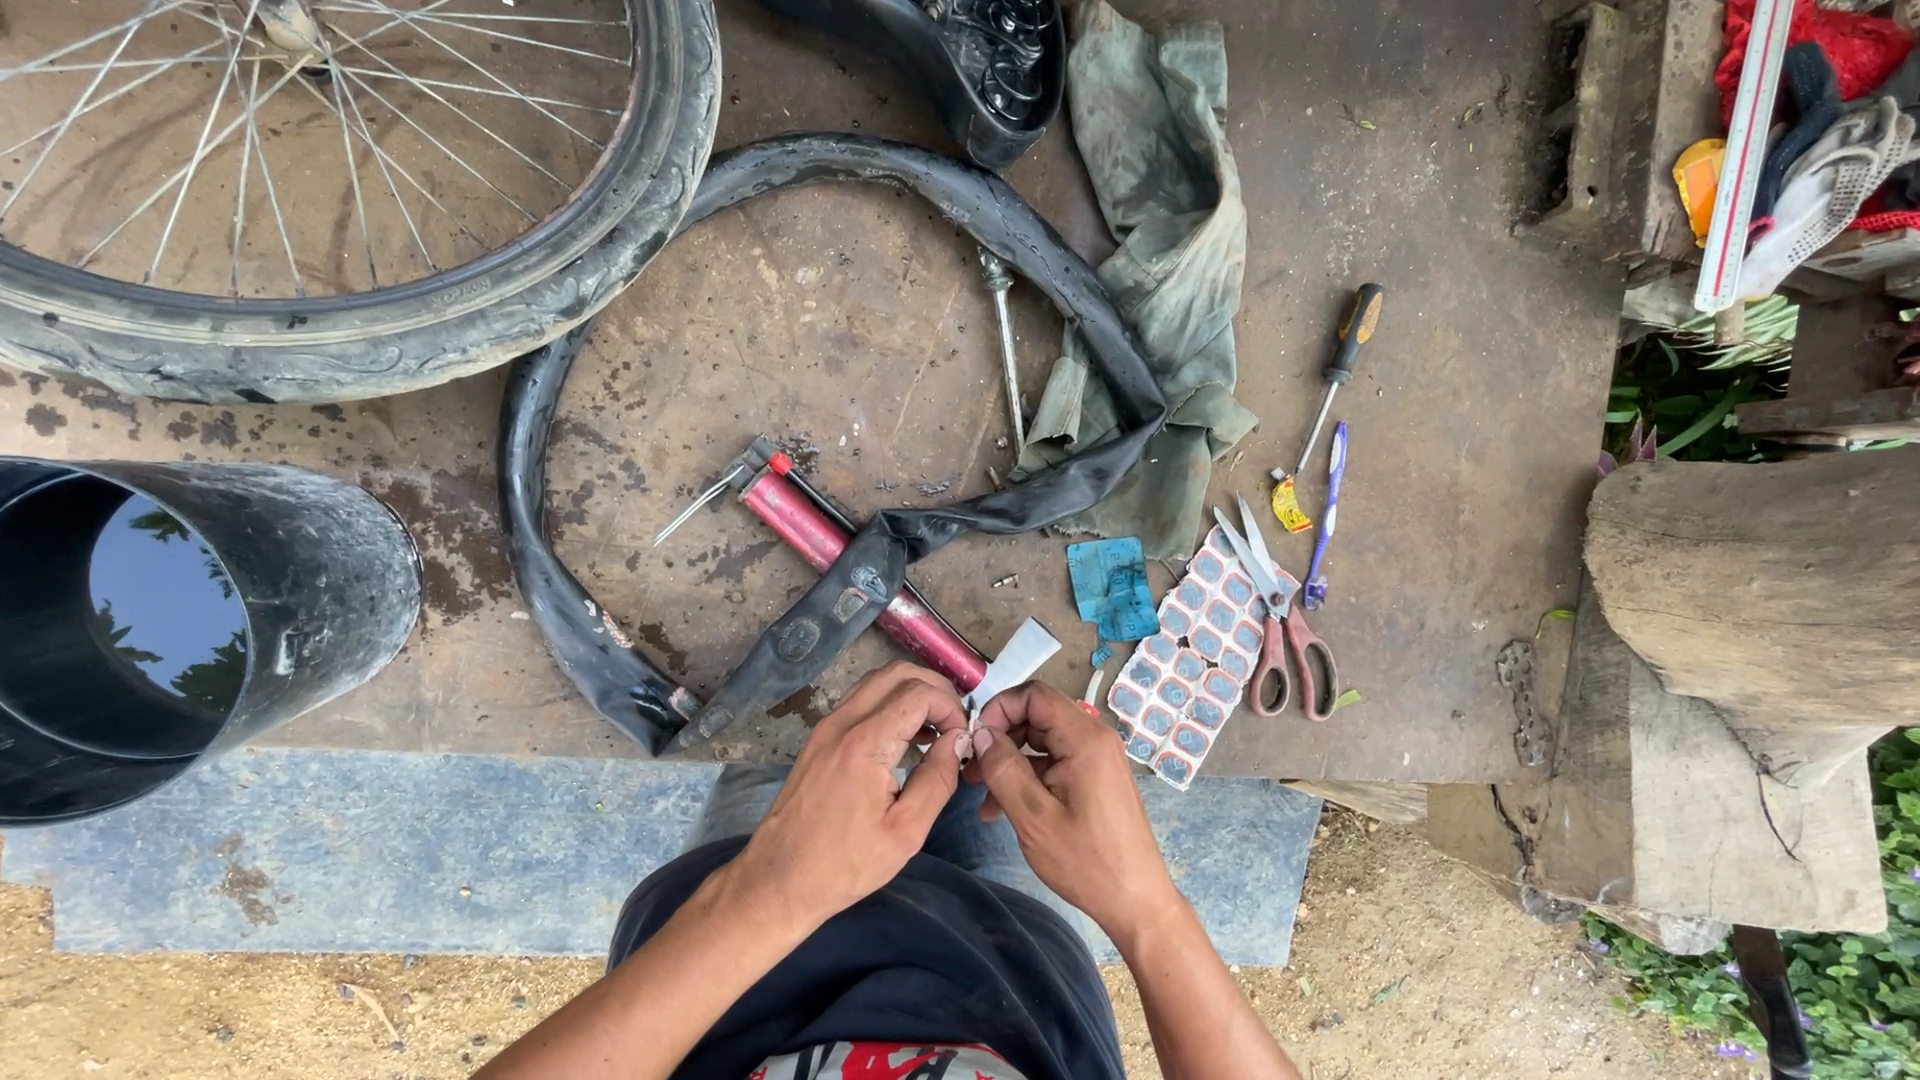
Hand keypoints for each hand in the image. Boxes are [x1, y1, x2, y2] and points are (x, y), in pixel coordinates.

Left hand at [724, 662, 969, 934]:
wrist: (778, 880)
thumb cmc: (845, 864)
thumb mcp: (906, 832)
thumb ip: (938, 779)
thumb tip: (958, 740)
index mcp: (866, 743)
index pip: (919, 693)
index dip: (950, 707)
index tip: (962, 738)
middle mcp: (843, 722)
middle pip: (897, 673)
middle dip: (934, 688)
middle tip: (954, 722)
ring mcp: (826, 726)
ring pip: (876, 681)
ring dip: (911, 692)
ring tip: (935, 727)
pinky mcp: (819, 737)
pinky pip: (861, 700)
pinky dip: (890, 703)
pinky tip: (906, 736)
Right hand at [966, 682, 1180, 938]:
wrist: (1135, 901)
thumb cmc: (1086, 860)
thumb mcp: (1033, 816)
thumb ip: (1003, 768)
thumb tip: (980, 734)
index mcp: (1085, 738)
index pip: (1035, 695)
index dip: (1000, 709)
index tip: (976, 740)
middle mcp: (1094, 738)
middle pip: (1037, 715)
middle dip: (1001, 737)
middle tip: (972, 770)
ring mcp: (1097, 757)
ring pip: (1042, 741)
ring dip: (1010, 762)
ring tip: (982, 796)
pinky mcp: (1095, 777)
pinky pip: (1054, 762)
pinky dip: (1028, 777)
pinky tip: (1002, 809)